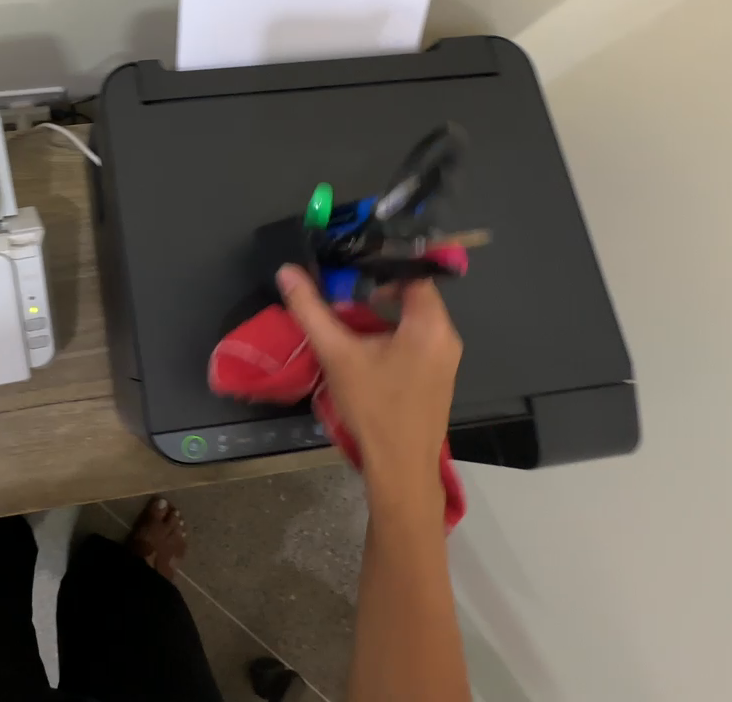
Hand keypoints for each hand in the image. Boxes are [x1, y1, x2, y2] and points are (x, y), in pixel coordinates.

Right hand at [276, 265, 460, 500]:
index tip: (348, 264)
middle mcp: (445, 337)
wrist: (399, 468)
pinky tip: (359, 347)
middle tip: (337, 291)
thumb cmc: (373, 406)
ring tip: (342, 318)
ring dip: (377, 314)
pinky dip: (387, 333)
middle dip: (372, 290)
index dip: (380, 264)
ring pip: (409, 319)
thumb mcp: (336, 353)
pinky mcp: (435, 376)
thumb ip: (310, 309)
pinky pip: (413, 339)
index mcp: (430, 325)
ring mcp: (443, 359)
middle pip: (410, 295)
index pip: (412, 273)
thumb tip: (287, 271)